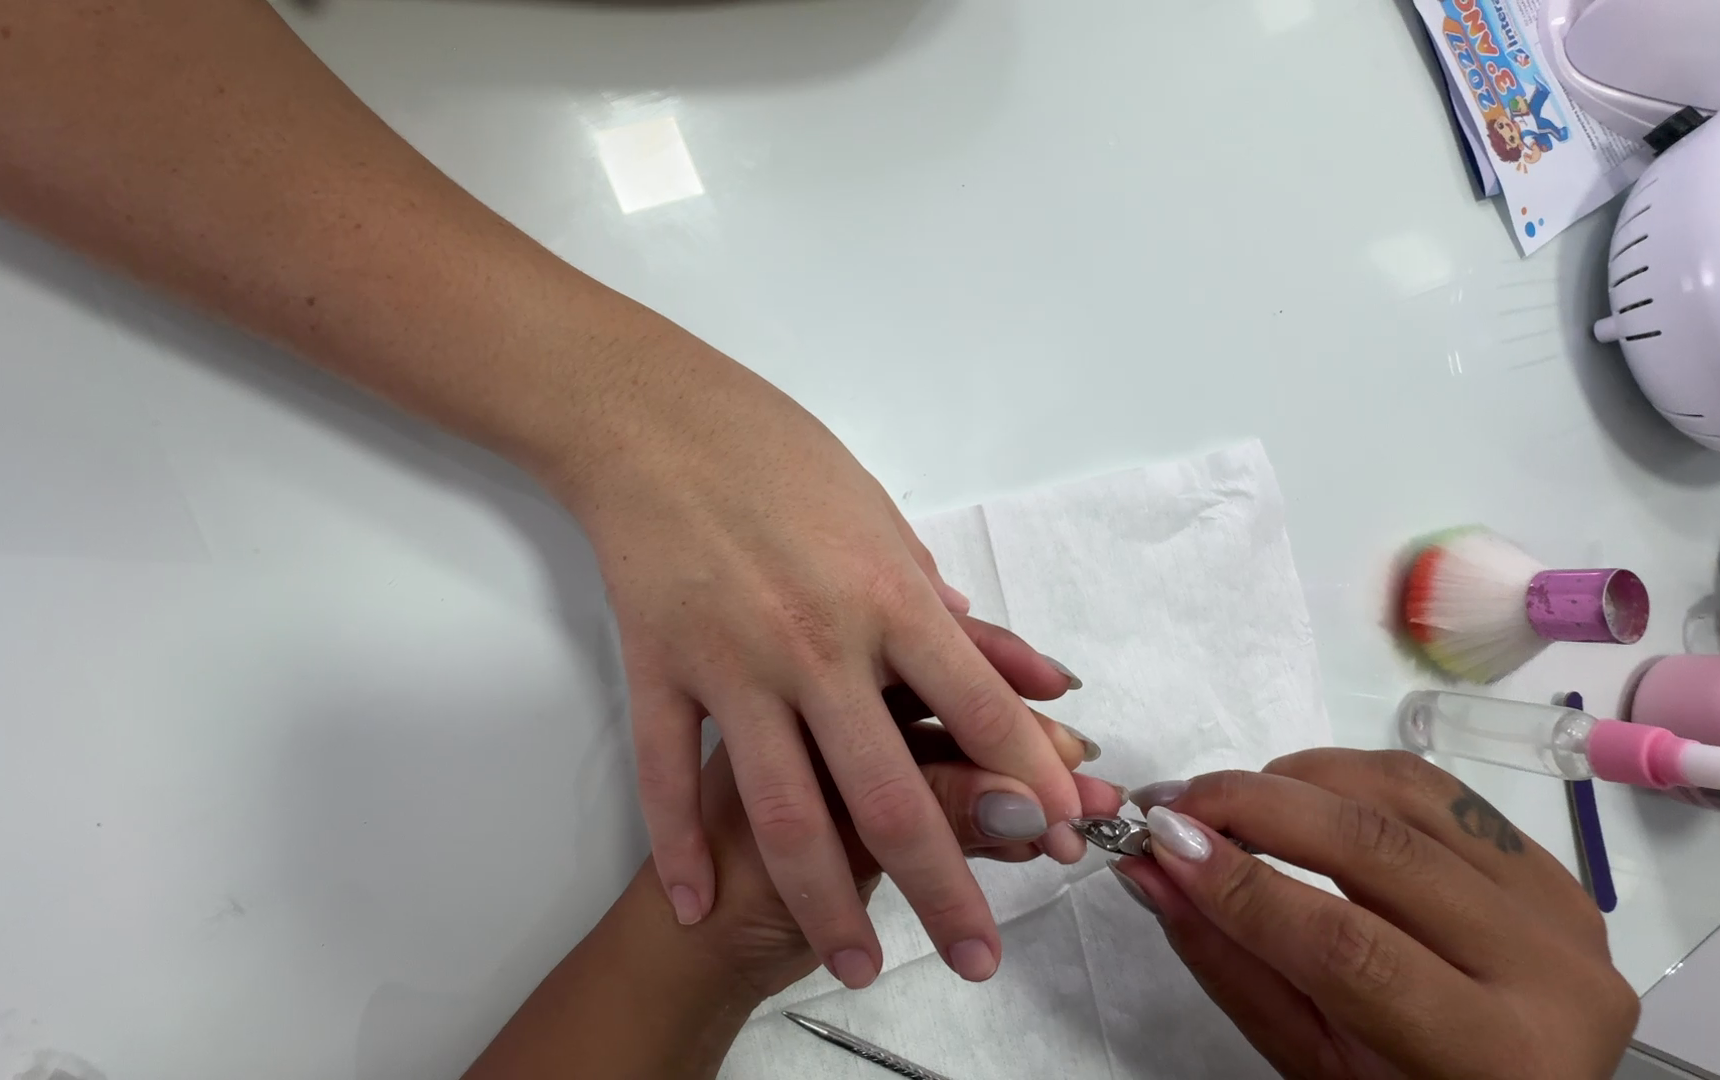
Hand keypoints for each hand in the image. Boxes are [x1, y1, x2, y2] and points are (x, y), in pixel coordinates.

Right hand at [551, 338, 1085, 988]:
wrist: (656, 420)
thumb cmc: (776, 453)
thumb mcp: (878, 514)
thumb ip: (938, 601)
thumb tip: (1007, 660)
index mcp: (884, 594)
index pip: (977, 707)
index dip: (1031, 779)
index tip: (1064, 835)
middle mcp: (817, 642)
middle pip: (892, 788)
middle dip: (945, 886)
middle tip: (980, 956)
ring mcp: (731, 663)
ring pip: (785, 811)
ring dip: (826, 902)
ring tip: (861, 965)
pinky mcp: (657, 669)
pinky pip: (667, 775)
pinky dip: (679, 847)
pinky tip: (697, 905)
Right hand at [1113, 750, 1636, 1079]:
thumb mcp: (1303, 1053)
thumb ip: (1222, 955)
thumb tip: (1145, 864)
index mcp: (1495, 1058)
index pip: (1347, 948)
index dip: (1242, 884)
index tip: (1157, 837)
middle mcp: (1549, 970)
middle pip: (1373, 847)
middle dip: (1249, 805)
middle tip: (1172, 801)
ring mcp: (1554, 902)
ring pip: (1398, 790)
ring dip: (1291, 778)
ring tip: (1232, 803)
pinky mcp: (1541, 859)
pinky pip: (1424, 782)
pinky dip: (1339, 771)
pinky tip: (1298, 797)